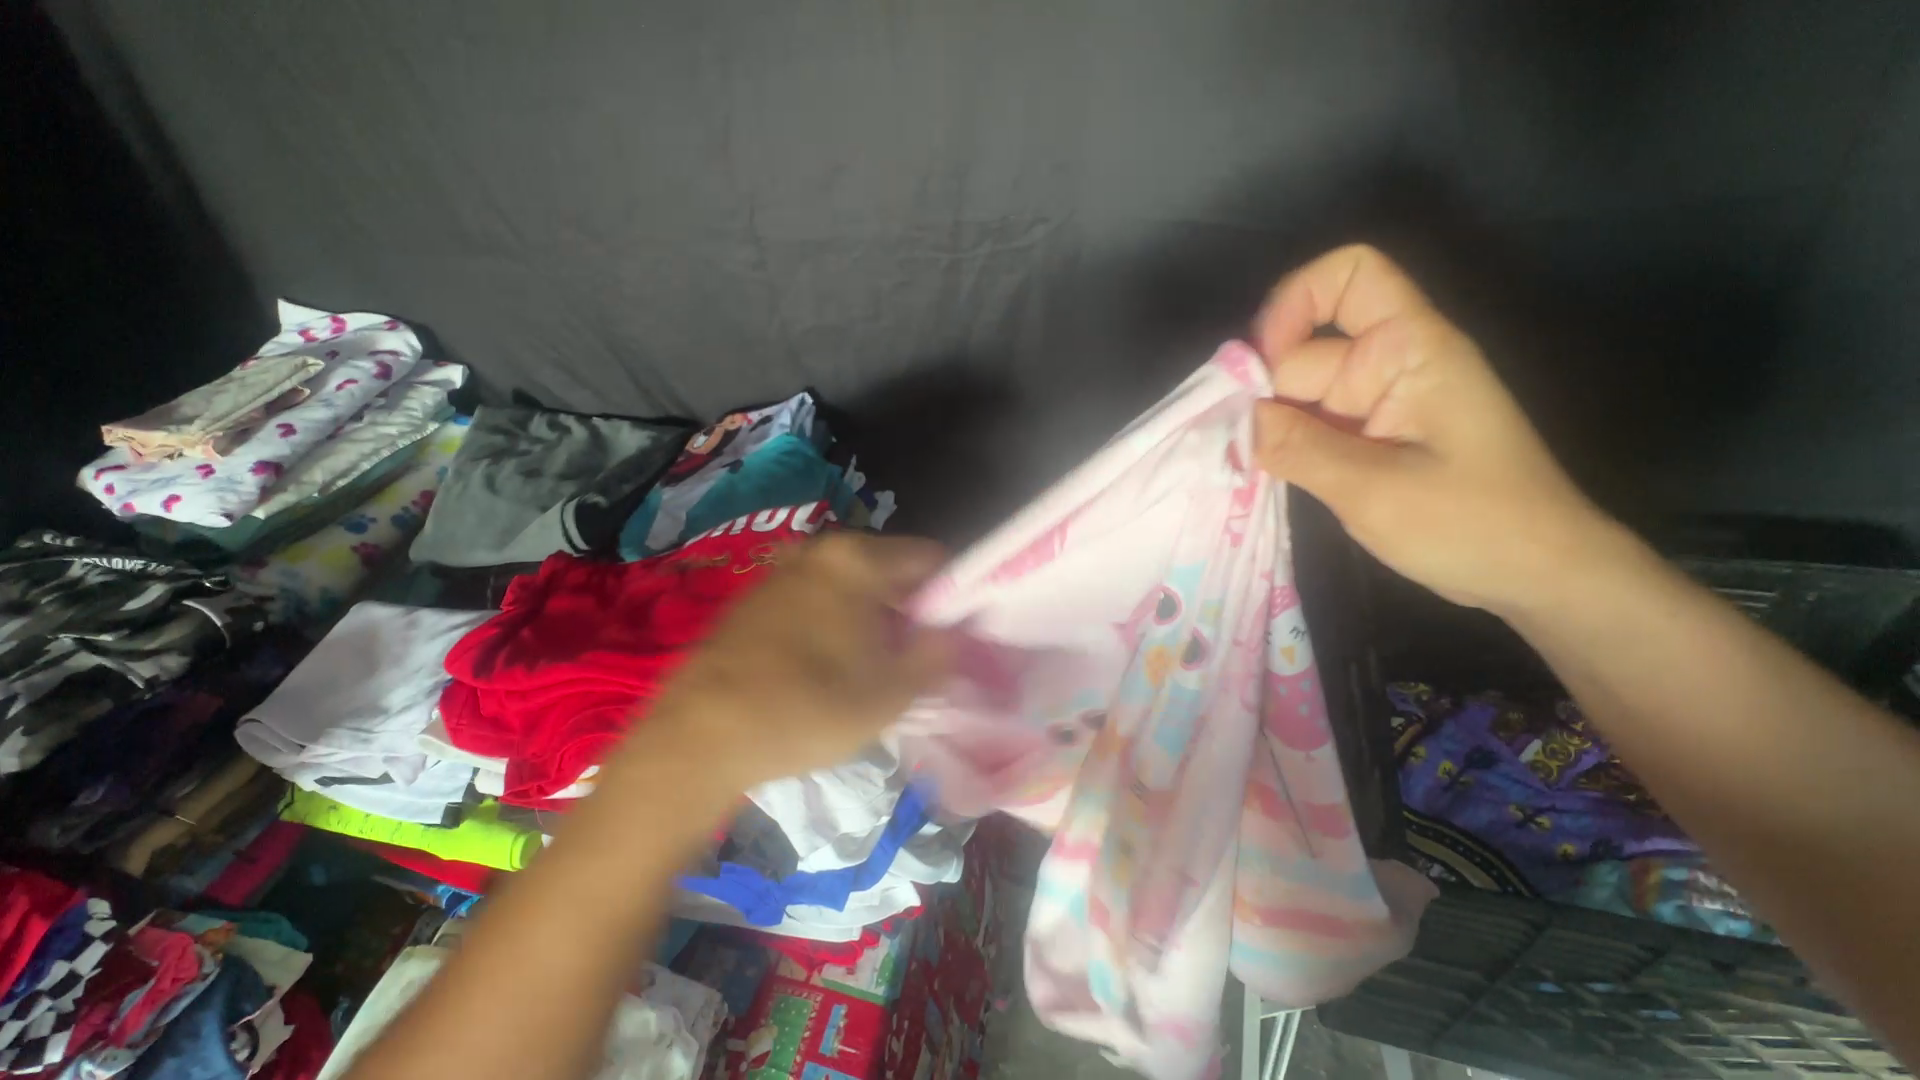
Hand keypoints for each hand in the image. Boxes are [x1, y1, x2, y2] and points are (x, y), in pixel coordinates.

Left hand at [643, 533, 954, 788]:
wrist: (698, 738)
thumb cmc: (806, 708)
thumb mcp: (890, 693)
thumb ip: (938, 656)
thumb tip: (958, 634)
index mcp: (856, 559)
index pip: (933, 560)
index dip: (956, 599)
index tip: (960, 641)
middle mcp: (817, 552)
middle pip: (890, 574)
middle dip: (912, 616)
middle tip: (919, 668)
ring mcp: (779, 575)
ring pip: (851, 593)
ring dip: (873, 626)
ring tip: (874, 679)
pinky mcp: (752, 604)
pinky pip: (815, 607)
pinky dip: (835, 632)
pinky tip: (827, 678)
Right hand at [1251, 244, 1627, 614]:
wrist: (1536, 574)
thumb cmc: (1472, 523)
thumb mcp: (1375, 490)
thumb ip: (1298, 448)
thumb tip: (1236, 419)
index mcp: (1410, 348)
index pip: (1349, 277)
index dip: (1296, 300)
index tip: (1262, 366)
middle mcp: (1391, 363)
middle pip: (1305, 351)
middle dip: (1264, 395)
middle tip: (1234, 452)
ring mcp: (1380, 403)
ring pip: (1300, 395)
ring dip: (1270, 428)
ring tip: (1244, 472)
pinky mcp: (1371, 439)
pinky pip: (1312, 427)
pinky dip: (1285, 447)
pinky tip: (1265, 478)